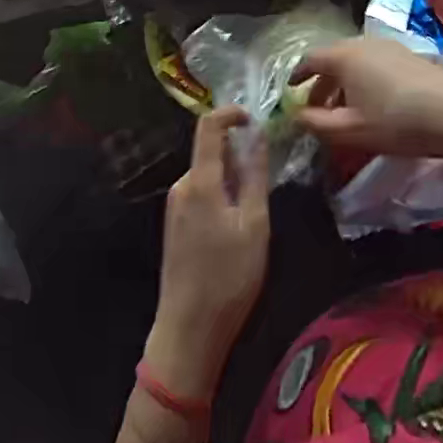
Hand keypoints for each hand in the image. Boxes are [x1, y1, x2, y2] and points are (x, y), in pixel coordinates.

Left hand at [143, 107, 268, 403]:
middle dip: (239, 157)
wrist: (188, 329)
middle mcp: (181, 185)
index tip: (254, 119)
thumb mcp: (255, 225)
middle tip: (267, 184)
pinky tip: (235, 229)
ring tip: (254, 216)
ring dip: (232, 181)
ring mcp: (174, 205)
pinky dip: (221, 197)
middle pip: (211, 153)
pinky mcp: (175, 224)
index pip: (208, 126)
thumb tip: (258, 136)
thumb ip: (255, 176)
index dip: (230, 113)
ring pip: (209, 175)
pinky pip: (201, 194)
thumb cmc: (229, 277)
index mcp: (200, 181)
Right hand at [288, 37, 442, 157]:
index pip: (310, 59)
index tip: (291, 89)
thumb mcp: (349, 130)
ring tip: (346, 108)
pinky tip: (375, 102)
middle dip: (322, 83)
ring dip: (344, 82)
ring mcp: (390, 47)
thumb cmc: (395, 122)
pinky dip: (365, 79)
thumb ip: (316, 123)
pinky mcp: (410, 56)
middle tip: (318, 107)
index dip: (298, 75)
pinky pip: (376, 63)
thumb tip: (296, 116)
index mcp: (344, 56)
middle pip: (333, 59)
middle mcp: (364, 43)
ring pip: (356, 61)